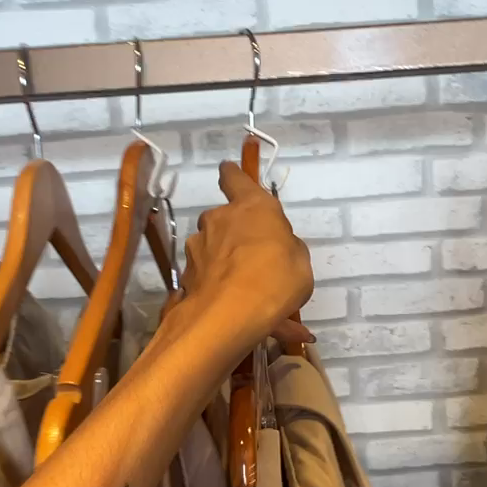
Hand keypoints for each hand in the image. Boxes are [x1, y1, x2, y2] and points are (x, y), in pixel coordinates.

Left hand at [179, 161, 314, 351]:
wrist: (231, 314)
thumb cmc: (276, 278)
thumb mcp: (299, 262)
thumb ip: (286, 248)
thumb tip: (278, 248)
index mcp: (252, 206)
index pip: (236, 179)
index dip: (233, 176)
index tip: (229, 172)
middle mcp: (219, 219)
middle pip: (223, 219)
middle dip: (232, 233)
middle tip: (251, 256)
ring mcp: (199, 247)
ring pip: (212, 249)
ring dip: (224, 263)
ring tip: (243, 291)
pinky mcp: (187, 274)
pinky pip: (208, 278)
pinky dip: (218, 288)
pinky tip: (233, 309)